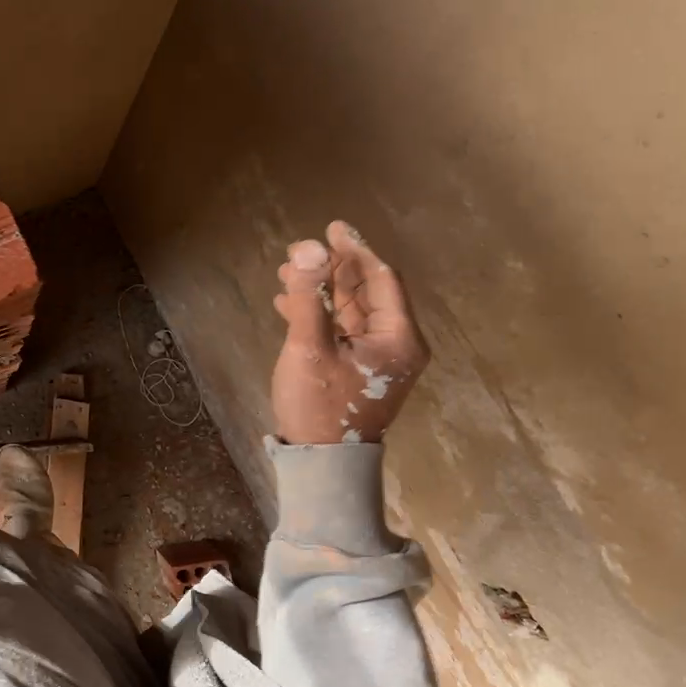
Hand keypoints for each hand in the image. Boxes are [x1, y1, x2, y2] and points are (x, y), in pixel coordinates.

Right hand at [271, 221, 428, 444]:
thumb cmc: (322, 403)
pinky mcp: (358, 367)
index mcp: (398, 338)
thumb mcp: (310, 347)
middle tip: (300, 249)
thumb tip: (309, 247)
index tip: (332, 227)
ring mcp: (377, 357)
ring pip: (352, 308)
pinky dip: (319, 309)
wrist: (322, 459)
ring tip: (287, 272)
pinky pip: (342, 326)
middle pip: (368, 291)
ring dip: (323, 287)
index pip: (382, 280)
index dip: (356, 251)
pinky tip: (289, 302)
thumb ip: (310, 296)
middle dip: (333, 267)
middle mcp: (395, 344)